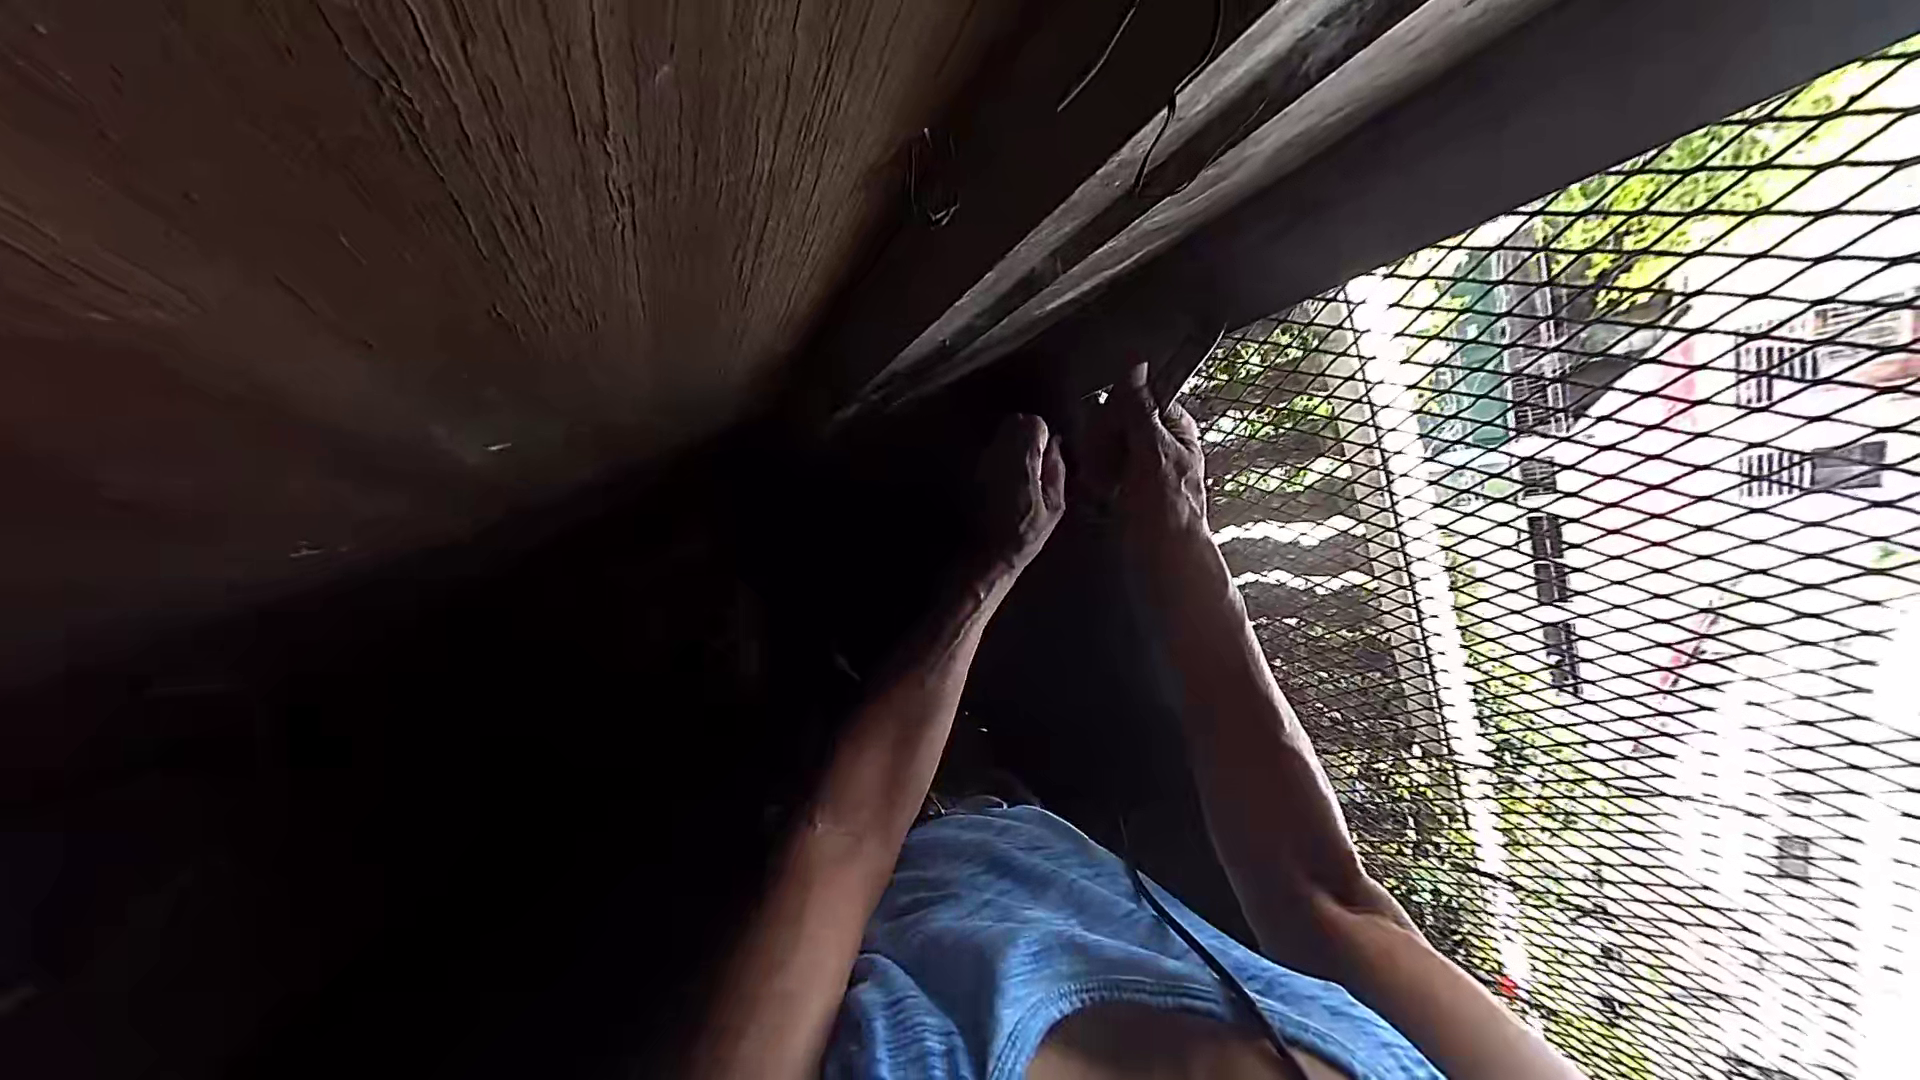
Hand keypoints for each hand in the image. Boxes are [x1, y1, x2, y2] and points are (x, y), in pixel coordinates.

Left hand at [975, 413, 1065, 576]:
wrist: (988, 554)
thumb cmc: (1025, 534)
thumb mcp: (1055, 506)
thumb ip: (1056, 469)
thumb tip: (1054, 446)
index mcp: (1022, 461)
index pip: (1033, 423)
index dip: (1043, 437)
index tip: (1045, 458)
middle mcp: (998, 454)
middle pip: (1015, 422)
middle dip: (1027, 437)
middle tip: (1034, 464)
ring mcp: (982, 461)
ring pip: (1001, 435)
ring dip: (1013, 447)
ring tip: (1020, 476)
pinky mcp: (972, 471)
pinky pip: (990, 451)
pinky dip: (1000, 459)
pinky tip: (1005, 483)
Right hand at [1106, 362, 1209, 559]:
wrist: (1164, 560)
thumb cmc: (1166, 508)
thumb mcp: (1153, 451)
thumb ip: (1141, 410)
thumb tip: (1135, 365)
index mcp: (1174, 427)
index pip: (1138, 397)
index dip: (1118, 411)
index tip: (1107, 429)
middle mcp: (1158, 443)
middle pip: (1118, 421)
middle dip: (1104, 440)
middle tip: (1104, 463)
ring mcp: (1141, 467)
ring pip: (1106, 446)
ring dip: (1096, 462)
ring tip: (1102, 485)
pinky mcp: (1126, 489)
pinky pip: (1101, 471)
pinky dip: (1096, 480)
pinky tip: (1098, 493)